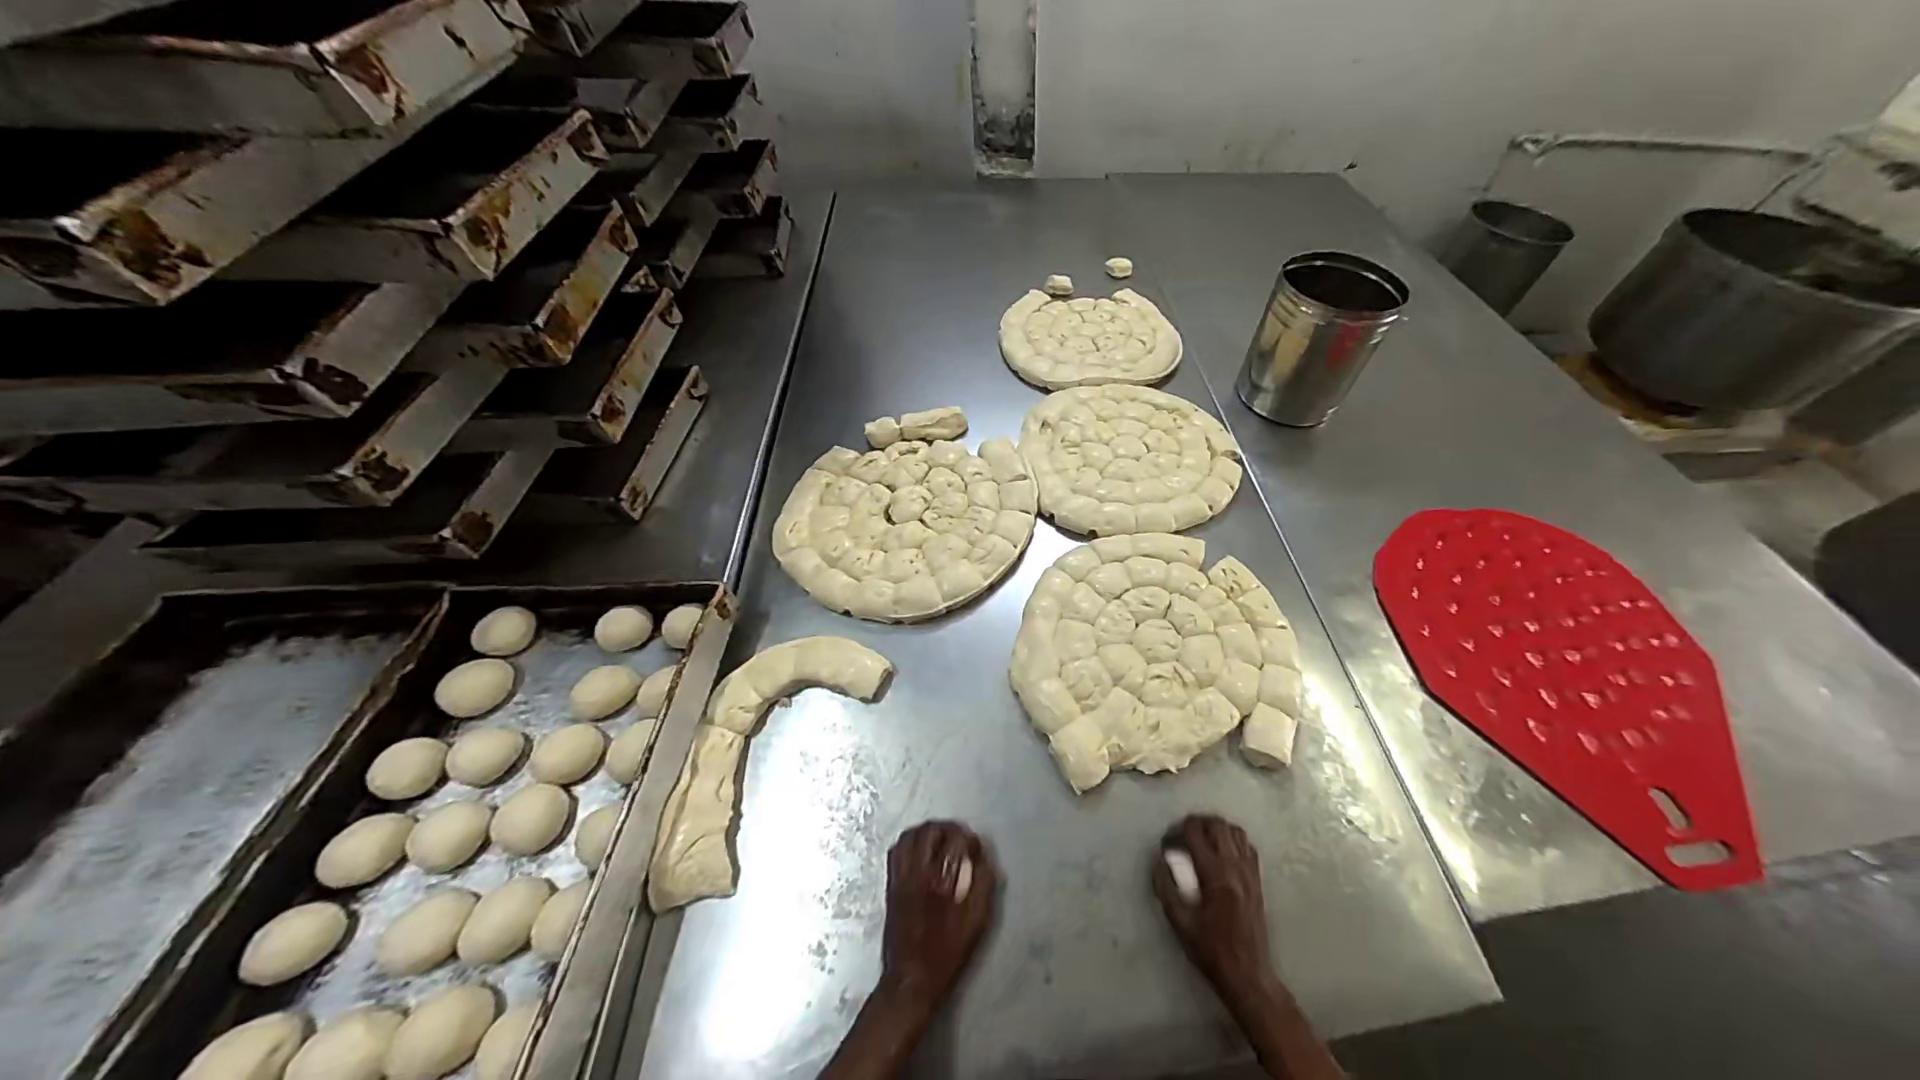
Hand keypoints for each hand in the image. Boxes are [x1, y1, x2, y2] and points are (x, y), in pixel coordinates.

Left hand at [878, 820, 997, 1011]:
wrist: (912, 978)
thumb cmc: (947, 953)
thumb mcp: (977, 921)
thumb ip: (983, 884)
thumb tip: (982, 859)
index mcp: (940, 880)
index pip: (953, 840)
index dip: (968, 838)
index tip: (975, 846)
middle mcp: (916, 873)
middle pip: (929, 831)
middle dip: (948, 829)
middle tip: (959, 837)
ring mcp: (900, 877)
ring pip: (910, 836)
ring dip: (928, 831)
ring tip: (942, 839)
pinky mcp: (890, 885)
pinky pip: (896, 851)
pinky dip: (910, 842)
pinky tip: (921, 850)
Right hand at [1153, 814, 1276, 1006]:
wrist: (1248, 976)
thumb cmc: (1211, 951)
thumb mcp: (1179, 922)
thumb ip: (1166, 887)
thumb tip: (1159, 861)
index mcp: (1216, 876)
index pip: (1196, 833)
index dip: (1177, 831)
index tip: (1167, 843)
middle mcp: (1236, 868)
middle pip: (1217, 825)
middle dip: (1196, 823)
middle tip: (1181, 836)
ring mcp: (1251, 873)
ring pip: (1235, 832)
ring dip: (1216, 829)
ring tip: (1201, 841)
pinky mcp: (1258, 882)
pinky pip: (1248, 847)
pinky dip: (1233, 841)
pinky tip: (1221, 854)